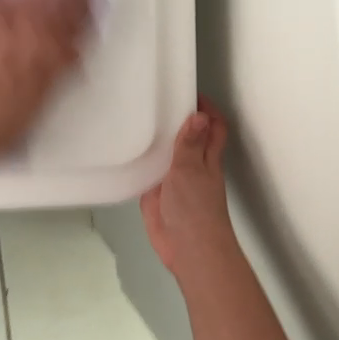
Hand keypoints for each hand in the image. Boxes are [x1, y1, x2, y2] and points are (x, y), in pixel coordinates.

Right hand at [139, 95, 240, 275]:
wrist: (187, 248)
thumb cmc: (194, 208)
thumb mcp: (190, 171)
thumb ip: (190, 144)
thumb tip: (198, 114)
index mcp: (207, 159)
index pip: (213, 128)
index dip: (207, 110)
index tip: (189, 92)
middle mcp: (192, 166)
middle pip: (190, 137)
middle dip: (180, 119)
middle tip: (156, 99)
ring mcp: (173, 180)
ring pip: (168, 153)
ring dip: (157, 137)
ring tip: (135, 117)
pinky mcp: (155, 193)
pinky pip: (149, 171)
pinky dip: (141, 159)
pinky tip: (125, 149)